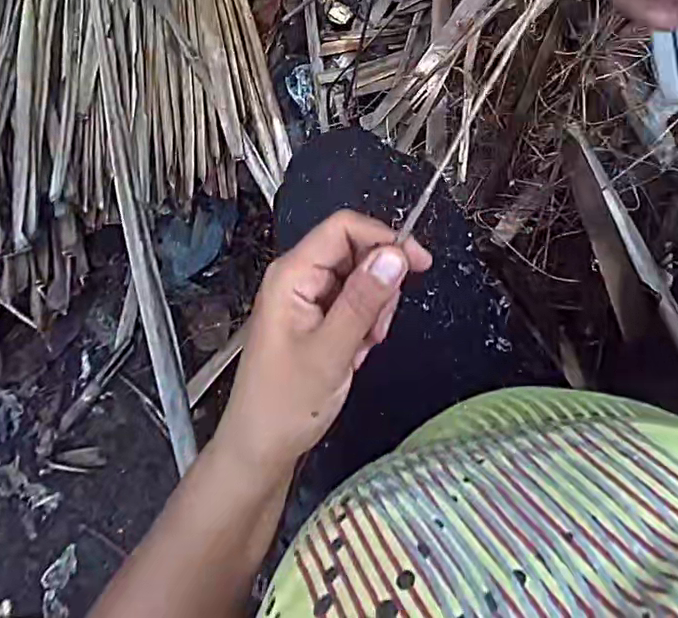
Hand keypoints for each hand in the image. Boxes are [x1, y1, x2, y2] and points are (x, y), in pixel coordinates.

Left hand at [211, 211, 432, 473]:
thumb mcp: (330, 353)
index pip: (344, 228)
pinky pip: (353, 301)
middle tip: (377, 328)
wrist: (260, 448)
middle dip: (378, 285)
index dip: (384, 238)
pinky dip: (364, 323)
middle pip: (355, 251)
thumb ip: (363, 301)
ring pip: (360, 277)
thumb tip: (394, 255)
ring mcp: (306, 295)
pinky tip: (354, 351)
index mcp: (292, 274)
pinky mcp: (315, 314)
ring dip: (373, 309)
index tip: (418, 263)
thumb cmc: (283, 405)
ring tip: (360, 346)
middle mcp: (298, 276)